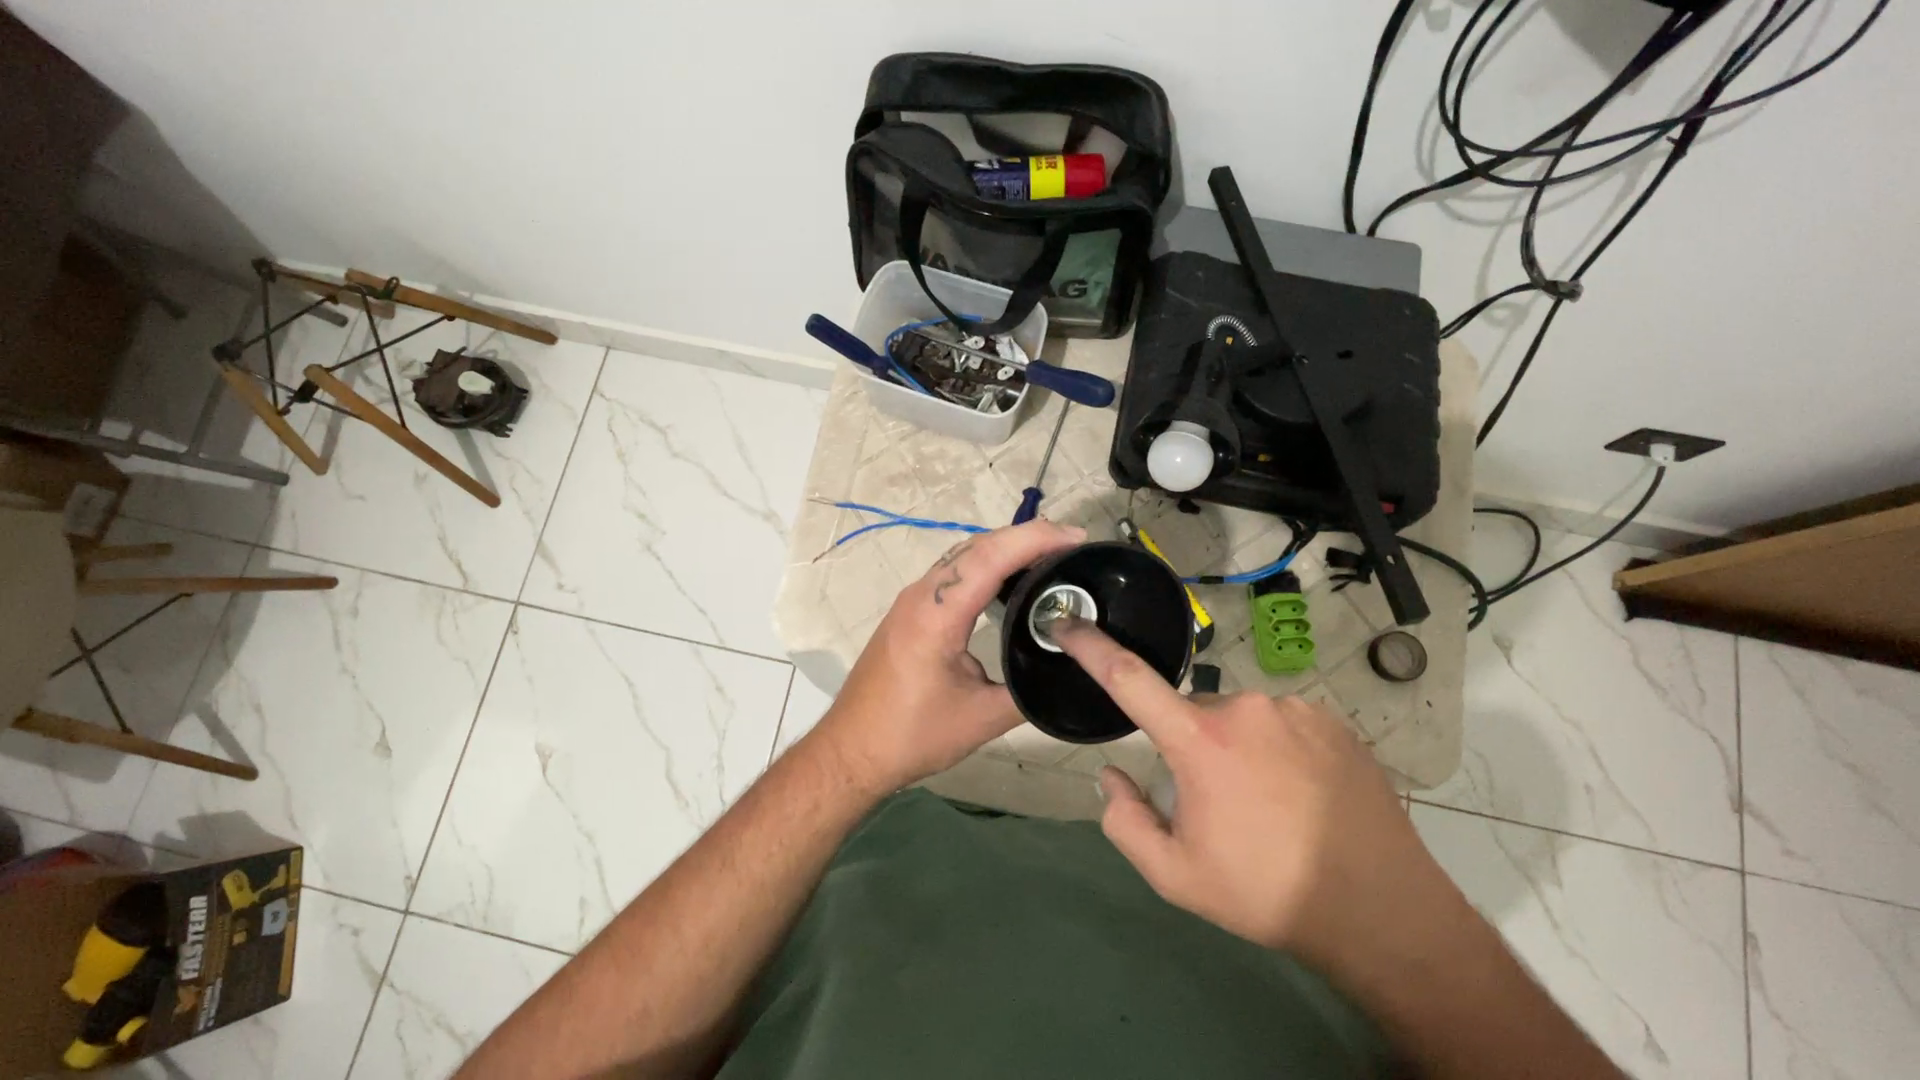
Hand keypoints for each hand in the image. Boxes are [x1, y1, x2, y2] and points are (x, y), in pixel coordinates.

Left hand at [807, 520, 1085, 794]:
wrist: (852, 750)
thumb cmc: (911, 735)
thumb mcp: (981, 718)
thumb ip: (1029, 692)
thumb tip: (1071, 672)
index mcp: (937, 615)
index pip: (991, 557)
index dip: (1036, 539)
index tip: (1077, 538)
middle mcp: (921, 596)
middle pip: (978, 547)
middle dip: (1028, 537)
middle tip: (1074, 545)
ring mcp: (912, 601)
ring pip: (964, 556)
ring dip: (1006, 548)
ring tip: (1051, 557)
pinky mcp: (910, 612)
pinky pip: (954, 573)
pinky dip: (988, 565)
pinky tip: (1011, 580)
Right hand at [1054, 620, 1452, 962]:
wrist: (1379, 908)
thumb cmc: (1265, 892)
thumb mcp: (1175, 875)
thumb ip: (1125, 820)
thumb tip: (1112, 775)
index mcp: (1201, 741)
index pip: (1129, 679)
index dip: (1090, 646)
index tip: (1064, 622)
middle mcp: (1247, 708)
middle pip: (1193, 715)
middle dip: (1190, 749)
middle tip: (1216, 808)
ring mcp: (1296, 711)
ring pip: (1240, 721)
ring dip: (1236, 751)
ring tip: (1268, 809)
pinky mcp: (1334, 722)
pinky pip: (1283, 726)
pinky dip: (1277, 753)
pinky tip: (1301, 798)